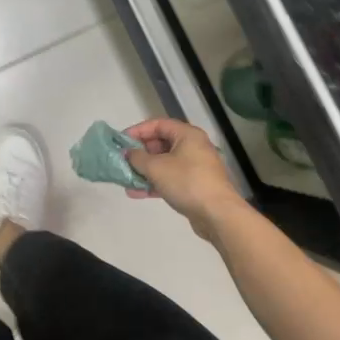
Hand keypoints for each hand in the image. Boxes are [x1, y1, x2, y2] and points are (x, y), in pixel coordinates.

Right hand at [125, 118, 250, 240]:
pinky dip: (154, 183)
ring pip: (165, 164)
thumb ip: (138, 158)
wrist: (217, 214)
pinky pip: (170, 179)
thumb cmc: (186, 182)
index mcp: (187, 135)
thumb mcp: (156, 167)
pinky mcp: (194, 186)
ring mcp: (195, 168)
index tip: (121, 141)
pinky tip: (136, 193)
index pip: (158, 124)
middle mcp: (193, 147)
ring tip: (125, 179)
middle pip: (161, 144)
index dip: (138, 131)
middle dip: (140, 153)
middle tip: (123, 161)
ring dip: (145, 171)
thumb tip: (128, 153)